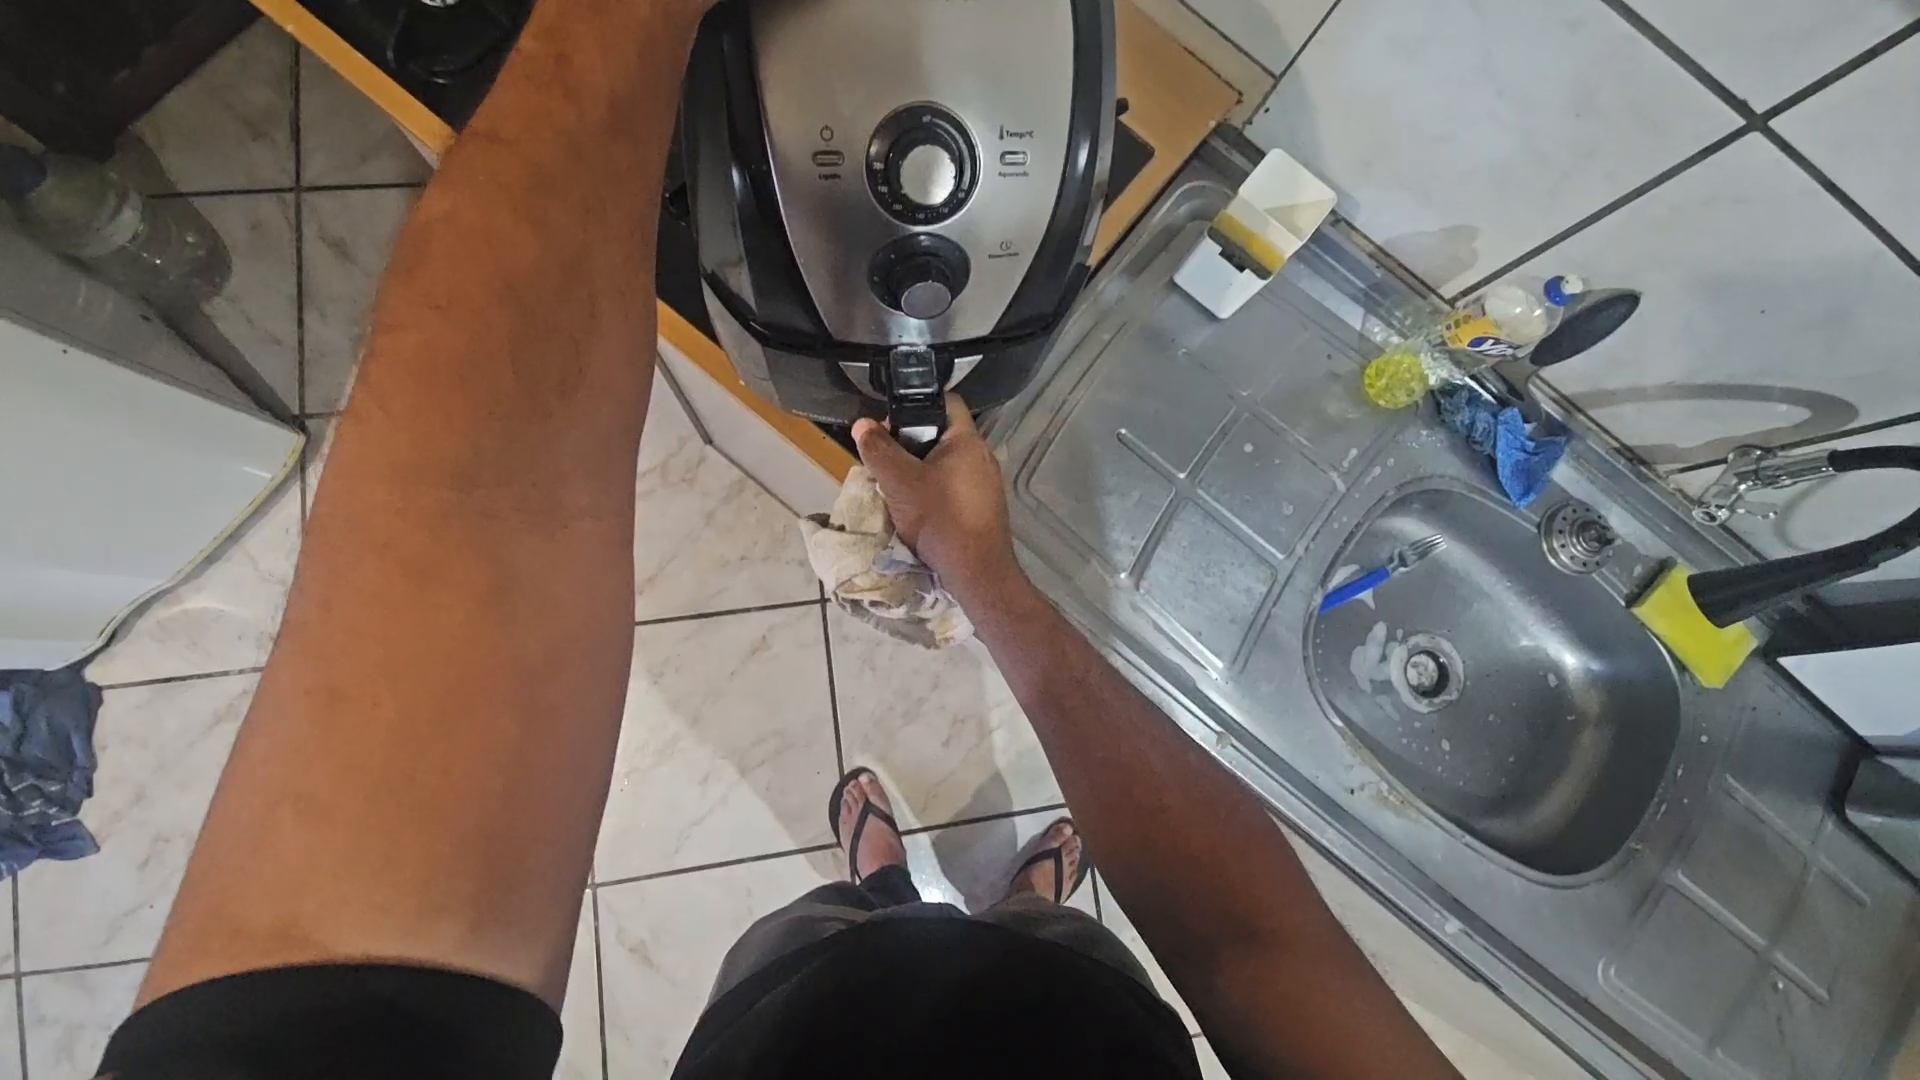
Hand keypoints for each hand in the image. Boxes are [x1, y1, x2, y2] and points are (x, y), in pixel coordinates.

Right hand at [852, 395, 1027, 605]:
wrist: (976, 571)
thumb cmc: (939, 518)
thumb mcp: (899, 482)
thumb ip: (878, 450)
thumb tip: (862, 424)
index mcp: (968, 441)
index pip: (946, 403)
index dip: (916, 404)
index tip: (891, 423)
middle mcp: (983, 457)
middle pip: (942, 436)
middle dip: (911, 445)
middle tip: (887, 460)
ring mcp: (987, 484)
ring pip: (946, 465)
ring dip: (920, 472)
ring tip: (896, 488)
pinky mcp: (984, 508)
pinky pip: (954, 488)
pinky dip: (934, 492)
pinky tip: (918, 511)